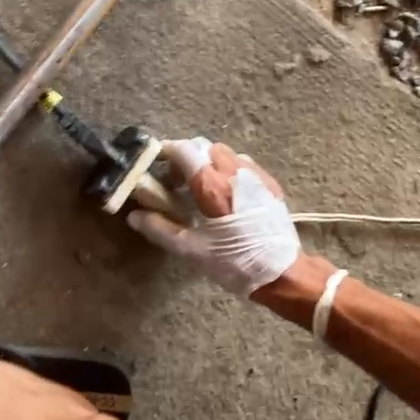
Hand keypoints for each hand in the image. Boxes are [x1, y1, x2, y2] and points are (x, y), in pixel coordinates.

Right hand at [124, 137, 301, 296]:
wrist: (284, 273)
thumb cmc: (235, 264)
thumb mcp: (192, 251)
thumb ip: (160, 229)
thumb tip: (135, 216)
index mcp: (212, 186)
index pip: (184, 150)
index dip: (167, 151)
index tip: (156, 163)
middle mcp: (233, 172)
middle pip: (203, 146)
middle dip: (186, 156)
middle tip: (176, 181)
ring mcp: (254, 175)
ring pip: (223, 152)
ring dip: (207, 161)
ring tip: (201, 186)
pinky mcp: (269, 182)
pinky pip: (242, 162)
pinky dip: (227, 168)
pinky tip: (226, 192)